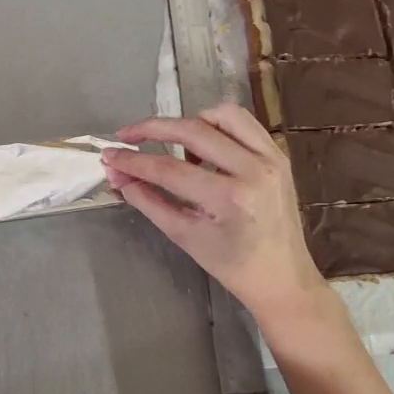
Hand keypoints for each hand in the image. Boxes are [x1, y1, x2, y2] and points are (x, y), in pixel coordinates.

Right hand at [102, 103, 326, 322]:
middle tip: (128, 136)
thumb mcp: (185, 236)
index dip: (134, 161)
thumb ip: (148, 201)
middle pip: (193, 131)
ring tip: (175, 145)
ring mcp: (271, 159)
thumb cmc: (232, 266)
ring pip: (222, 115)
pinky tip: (203, 147)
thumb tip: (118, 176)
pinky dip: (216, 126)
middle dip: (153, 129)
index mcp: (230, 199)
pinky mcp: (278, 155)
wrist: (283, 279)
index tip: (109, 155)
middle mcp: (254, 170)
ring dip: (190, 123)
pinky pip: (243, 123)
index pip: (170, 169)